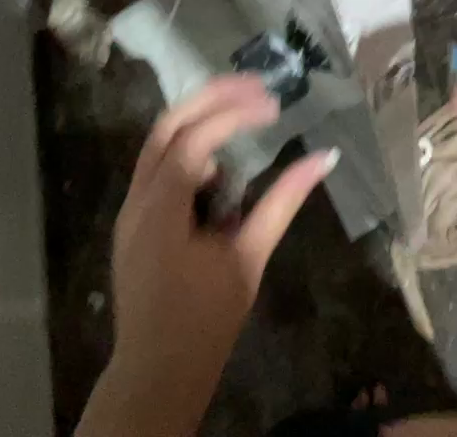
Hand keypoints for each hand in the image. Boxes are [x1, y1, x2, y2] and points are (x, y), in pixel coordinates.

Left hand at [88, 75, 336, 434]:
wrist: (157, 371)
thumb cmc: (206, 319)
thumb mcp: (250, 257)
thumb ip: (284, 201)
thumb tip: (325, 157)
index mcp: (160, 214)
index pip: (193, 143)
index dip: (233, 116)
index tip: (275, 106)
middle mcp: (137, 202)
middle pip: (167, 127)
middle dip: (211, 97)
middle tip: (257, 84)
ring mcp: (131, 210)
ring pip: (159, 142)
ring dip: (200, 117)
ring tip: (246, 109)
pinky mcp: (137, 219)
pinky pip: (160, 166)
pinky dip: (192, 148)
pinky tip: (225, 159)